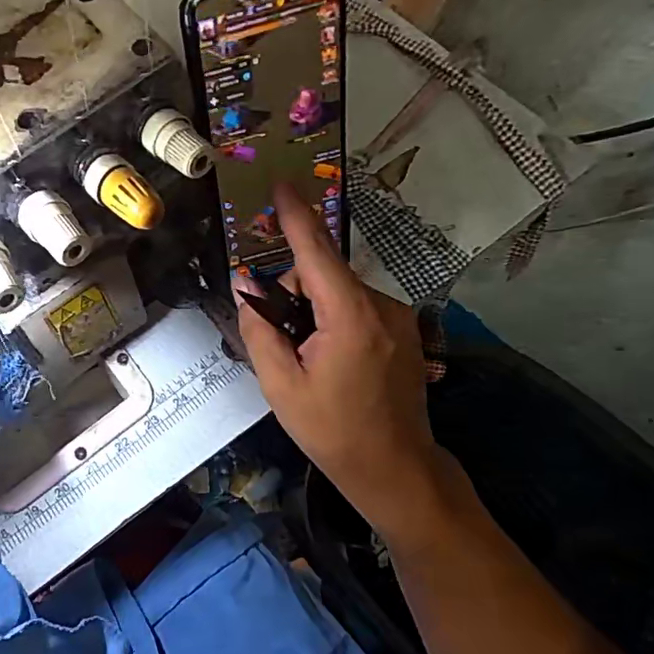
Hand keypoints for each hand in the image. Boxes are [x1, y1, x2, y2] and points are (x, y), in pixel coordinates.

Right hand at [234, 183, 457, 537]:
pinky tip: (336, 362)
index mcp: (350, 317)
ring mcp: (399, 318)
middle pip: (323, 276)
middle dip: (294, 297)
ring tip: (313, 362)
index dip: (295, 217)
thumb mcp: (281, 385)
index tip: (281, 185)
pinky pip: (359, 308)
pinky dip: (337, 320)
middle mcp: (381, 306)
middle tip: (286, 347)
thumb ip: (260, 328)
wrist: (395, 468)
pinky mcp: (405, 331)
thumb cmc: (333, 431)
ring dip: (316, 312)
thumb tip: (247, 285)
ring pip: (340, 293)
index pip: (316, 253)